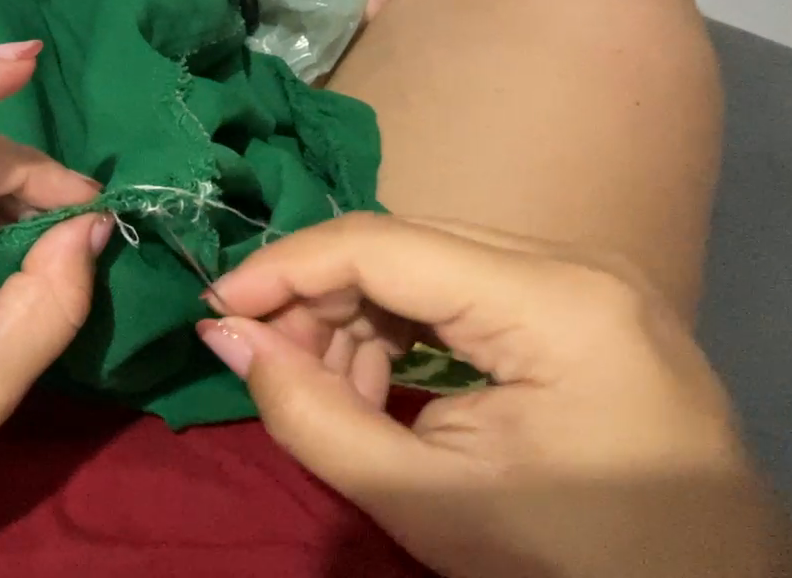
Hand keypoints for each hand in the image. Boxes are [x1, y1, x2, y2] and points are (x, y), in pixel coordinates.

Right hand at [198, 212, 782, 577]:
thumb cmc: (576, 565)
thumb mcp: (426, 502)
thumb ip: (306, 413)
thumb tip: (220, 333)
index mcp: (554, 303)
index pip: (375, 246)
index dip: (280, 270)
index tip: (215, 309)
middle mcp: (568, 263)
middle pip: (390, 247)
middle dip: (313, 301)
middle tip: (271, 365)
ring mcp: (574, 276)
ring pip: (409, 261)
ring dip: (346, 316)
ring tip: (326, 388)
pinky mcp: (569, 298)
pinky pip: (444, 285)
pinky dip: (390, 327)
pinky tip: (375, 381)